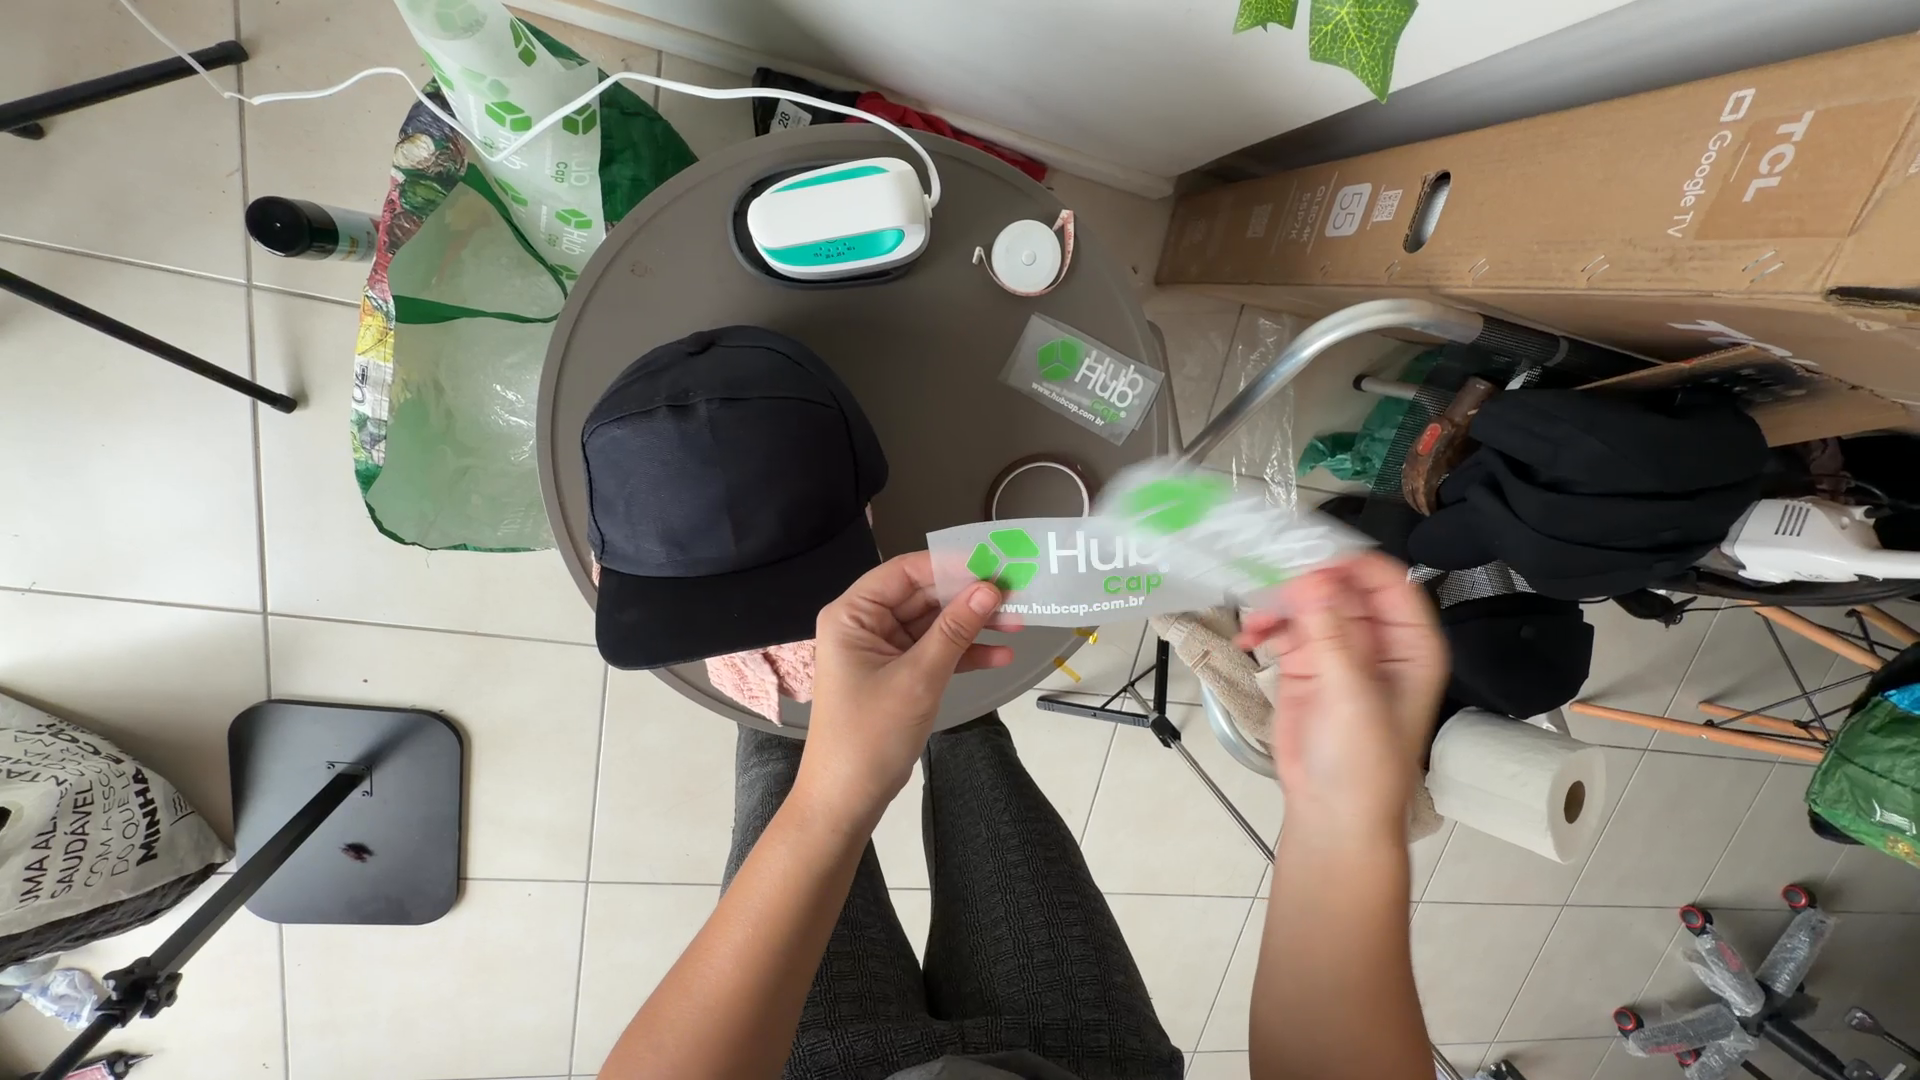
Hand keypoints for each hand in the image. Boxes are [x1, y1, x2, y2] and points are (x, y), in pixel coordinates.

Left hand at [799, 552, 1016, 824]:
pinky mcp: (898, 673)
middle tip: (1015, 595)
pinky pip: (935, 652)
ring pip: (934, 624)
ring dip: (973, 626)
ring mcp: (882, 649)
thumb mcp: (918, 678)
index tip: (992, 566)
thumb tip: (989, 589)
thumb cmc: (870, 735)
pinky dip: (964, 653)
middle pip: (923, 596)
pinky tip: (1000, 655)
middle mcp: (865, 624)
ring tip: (1018, 624)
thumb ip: (955, 630)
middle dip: (968, 598)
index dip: (949, 565)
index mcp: (853, 614)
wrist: (846, 799)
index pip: (905, 572)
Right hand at [1238, 553, 1447, 841]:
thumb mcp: (1353, 694)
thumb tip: (1314, 580)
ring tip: (1256, 624)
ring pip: (1307, 602)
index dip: (1350, 567)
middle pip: (1340, 586)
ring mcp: (1337, 649)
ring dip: (1278, 605)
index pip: (1386, 582)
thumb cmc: (1363, 763)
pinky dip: (1263, 626)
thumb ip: (1333, 635)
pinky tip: (1249, 638)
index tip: (1309, 566)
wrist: (1331, 808)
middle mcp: (1376, 639)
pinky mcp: (1305, 663)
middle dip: (1305, 584)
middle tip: (1273, 594)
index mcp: (1408, 643)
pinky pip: (1283, 627)